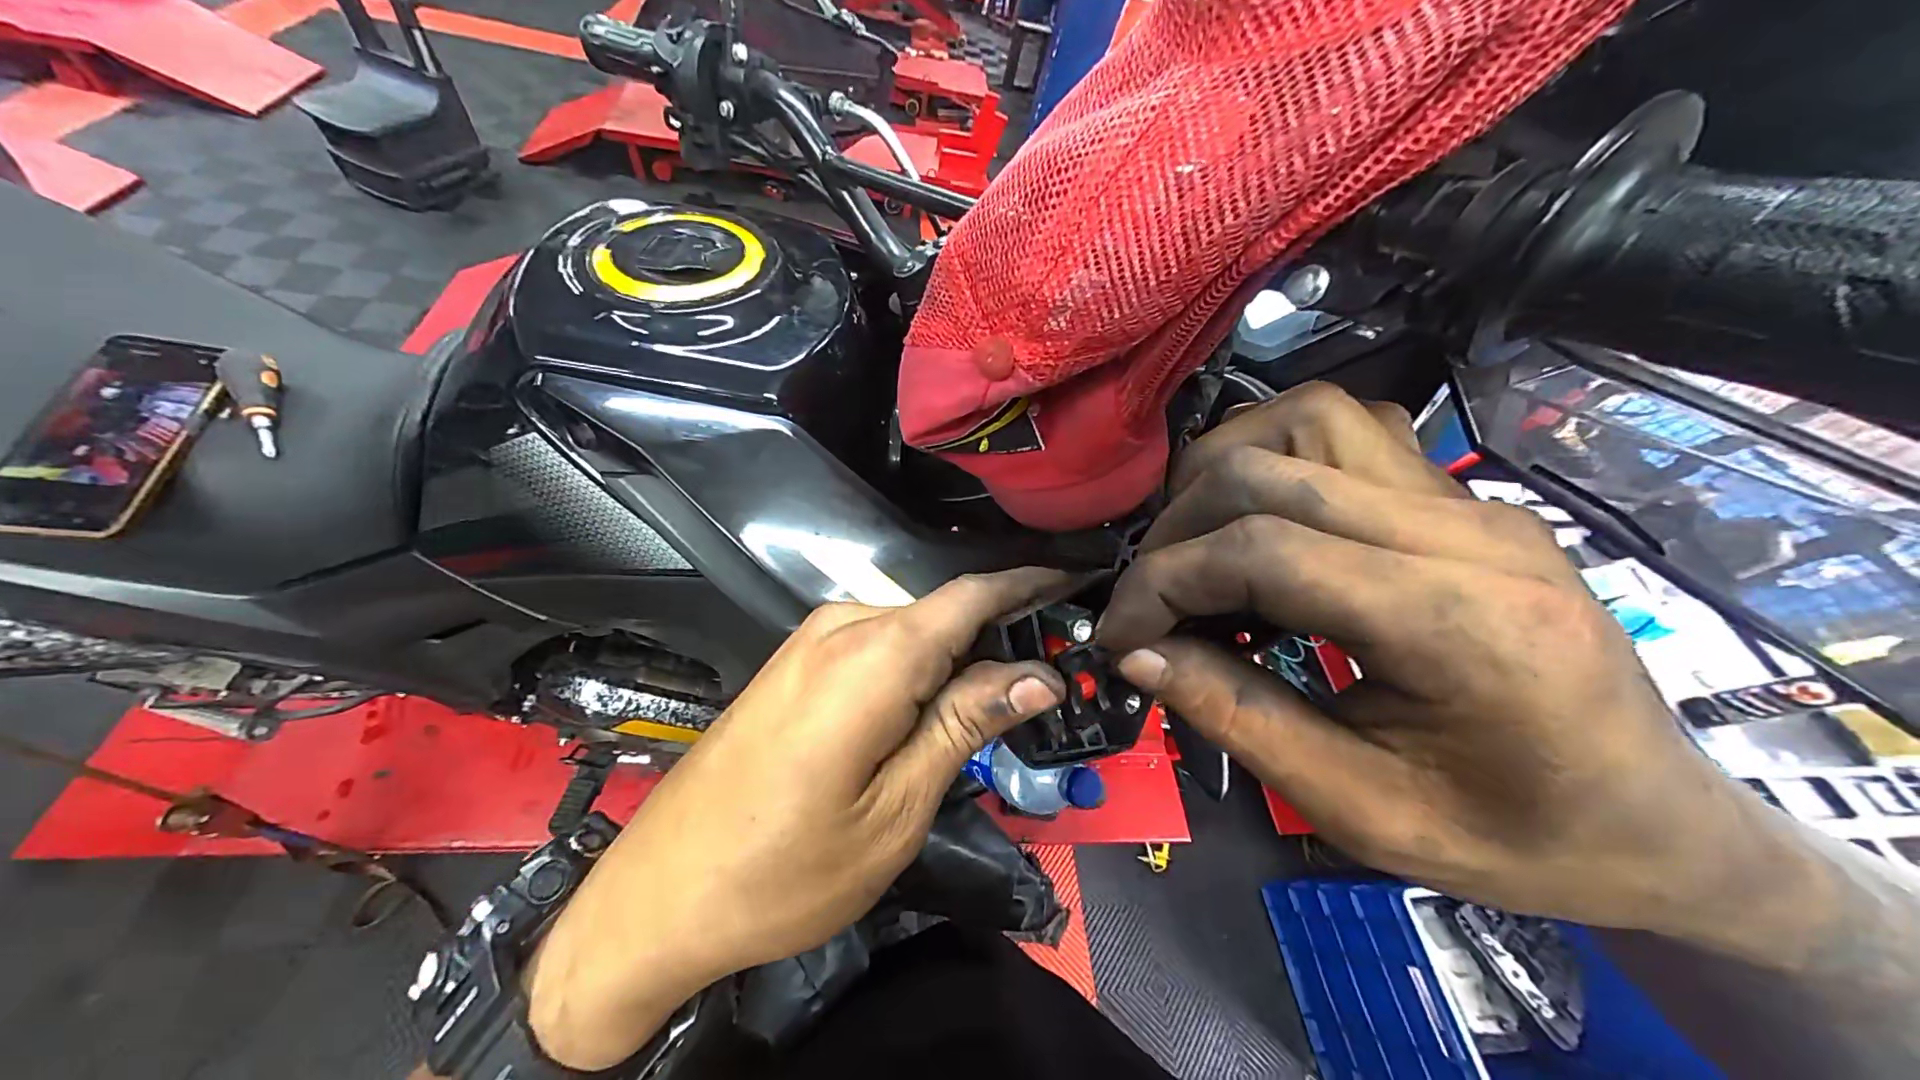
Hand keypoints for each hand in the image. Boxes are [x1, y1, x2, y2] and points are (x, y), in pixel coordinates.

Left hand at [525, 568, 1068, 1068]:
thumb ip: (964, 724)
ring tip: (1000, 698)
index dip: (1030, 585)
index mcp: (872, 656)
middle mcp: (839, 628)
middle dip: (1000, 631)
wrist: (659, 894)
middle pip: (942, 611)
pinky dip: (916, 666)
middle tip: (1051, 671)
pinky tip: (933, 705)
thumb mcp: (896, 809)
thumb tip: (1036, 672)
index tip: (1076, 587)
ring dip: (957, 654)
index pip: (972, 595)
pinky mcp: (792, 664)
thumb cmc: (785, 871)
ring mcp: (808, 642)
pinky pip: (873, 645)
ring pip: (909, 628)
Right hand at [1098, 382, 1801, 955]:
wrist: (1658, 822)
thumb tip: (1138, 652)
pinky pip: (1350, 430)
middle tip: (1150, 598)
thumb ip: (1239, 719)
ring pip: (1310, 417)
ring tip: (1195, 543)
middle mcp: (1469, 534)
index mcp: (1459, 625)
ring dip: (1224, 468)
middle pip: (1272, 470)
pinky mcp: (1463, 498)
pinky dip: (1278, 455)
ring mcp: (1472, 503)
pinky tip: (1262, 517)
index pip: (1264, 550)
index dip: (1164, 583)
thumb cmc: (1517, 838)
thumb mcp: (1362, 811)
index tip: (1118, 634)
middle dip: (1176, 530)